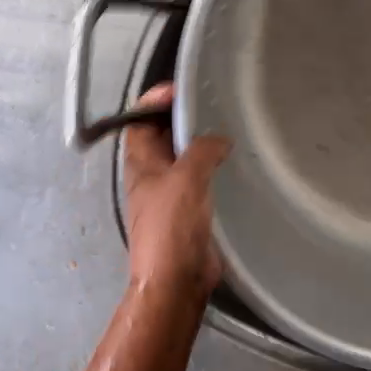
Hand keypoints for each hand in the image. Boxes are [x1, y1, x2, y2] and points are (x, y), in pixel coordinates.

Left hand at [123, 83, 230, 295]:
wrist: (176, 282)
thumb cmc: (172, 226)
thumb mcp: (188, 177)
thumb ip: (204, 149)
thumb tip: (221, 140)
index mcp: (140, 165)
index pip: (138, 121)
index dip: (152, 102)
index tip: (179, 89)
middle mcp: (151, 176)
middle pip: (160, 136)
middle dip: (180, 117)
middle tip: (210, 102)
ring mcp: (169, 195)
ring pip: (181, 157)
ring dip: (199, 142)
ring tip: (226, 126)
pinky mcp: (188, 211)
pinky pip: (198, 179)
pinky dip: (212, 166)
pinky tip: (232, 162)